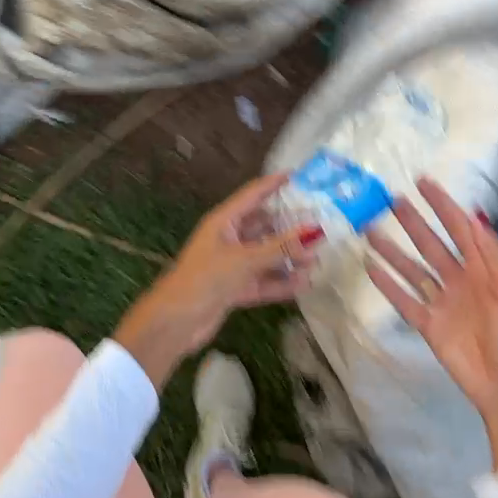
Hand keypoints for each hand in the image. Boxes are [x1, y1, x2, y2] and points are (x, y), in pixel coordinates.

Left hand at [113, 173, 319, 389]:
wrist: (176, 321)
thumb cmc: (206, 279)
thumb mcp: (245, 260)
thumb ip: (281, 247)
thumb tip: (314, 230)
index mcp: (223, 222)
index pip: (253, 195)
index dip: (274, 184)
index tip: (300, 176)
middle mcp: (228, 239)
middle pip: (263, 226)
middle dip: (290, 226)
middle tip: (321, 222)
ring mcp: (232, 265)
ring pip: (266, 256)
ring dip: (289, 257)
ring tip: (318, 257)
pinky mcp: (235, 289)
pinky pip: (264, 281)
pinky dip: (281, 282)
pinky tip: (304, 283)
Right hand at [364, 178, 497, 472]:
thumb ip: (491, 254)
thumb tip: (472, 217)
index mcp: (484, 269)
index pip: (460, 229)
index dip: (443, 205)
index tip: (423, 182)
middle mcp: (460, 280)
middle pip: (431, 244)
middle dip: (414, 222)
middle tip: (392, 200)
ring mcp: (442, 302)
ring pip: (412, 269)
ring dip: (393, 250)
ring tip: (371, 230)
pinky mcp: (428, 325)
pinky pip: (404, 299)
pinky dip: (387, 284)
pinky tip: (370, 266)